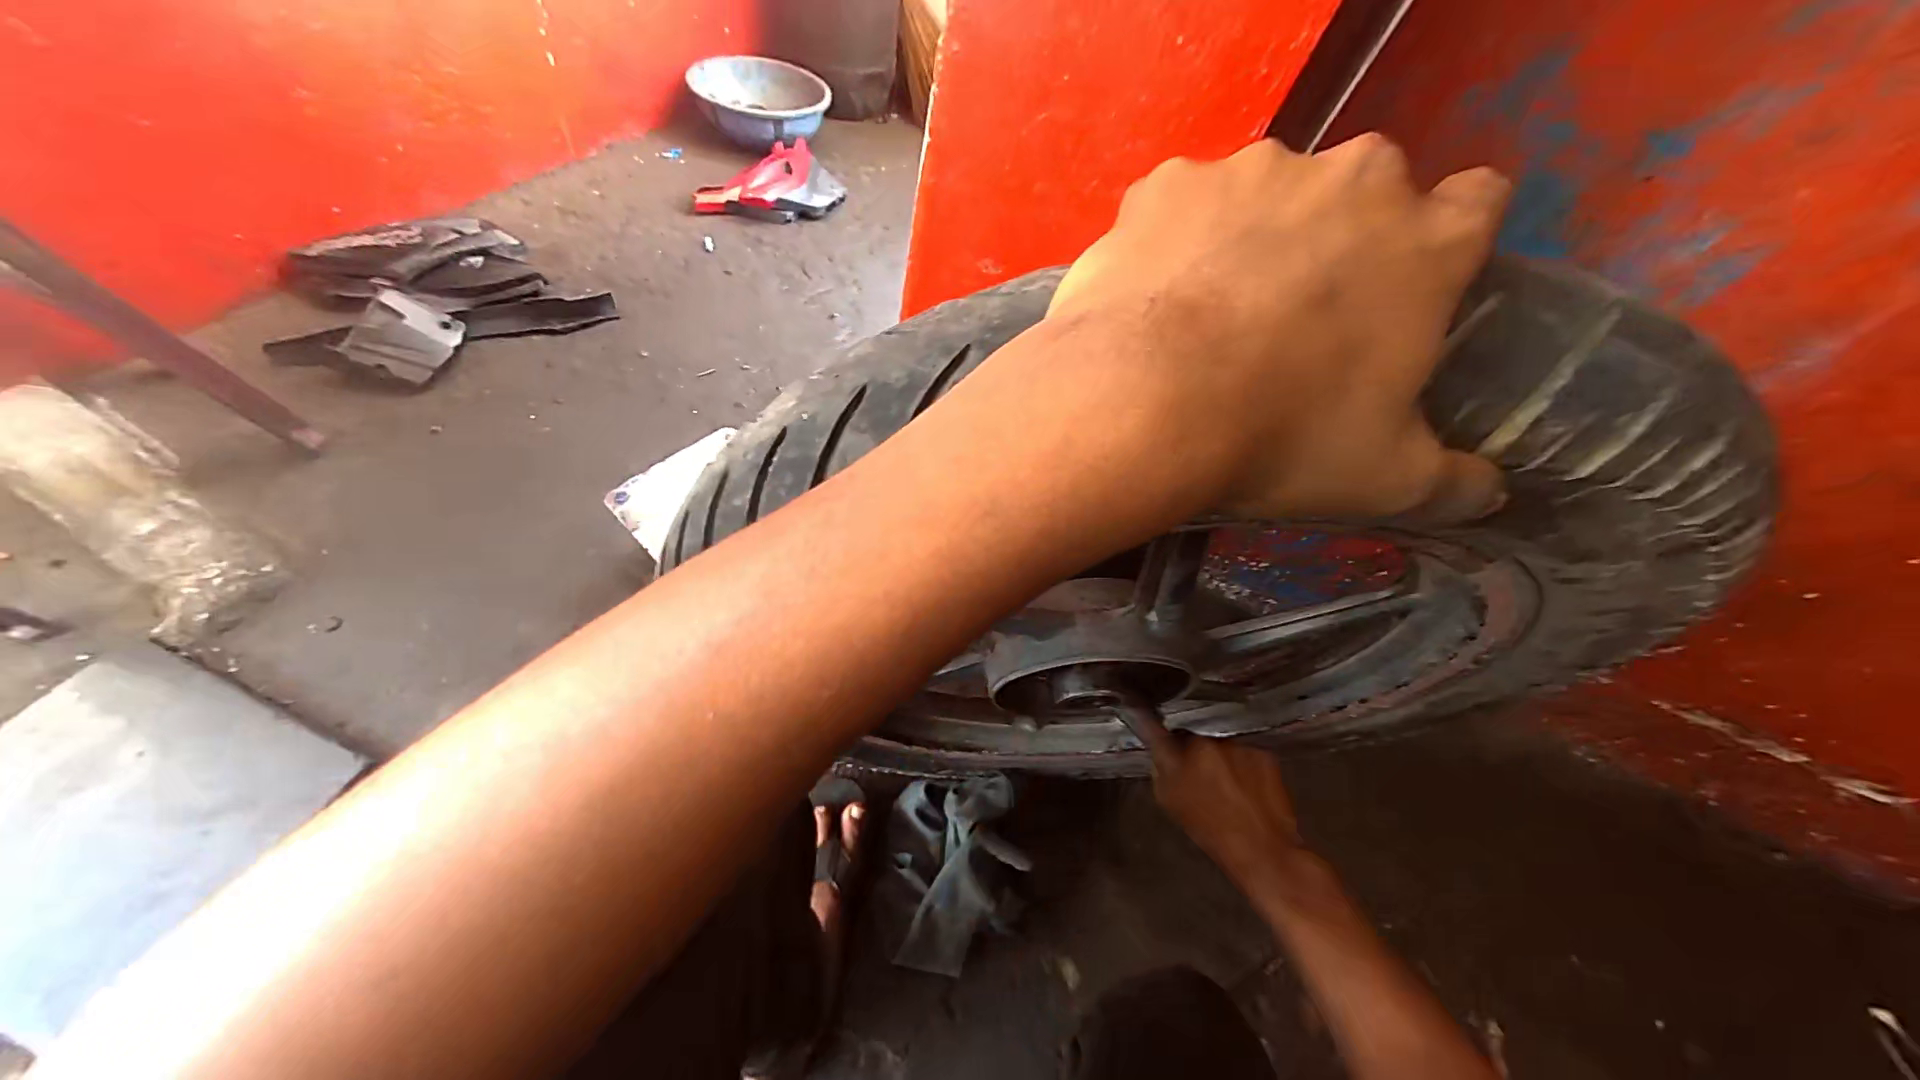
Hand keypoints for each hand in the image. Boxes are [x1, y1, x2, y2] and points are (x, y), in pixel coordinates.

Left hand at [1046, 134, 1509, 524]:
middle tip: (1288, 318)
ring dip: (1247, 238)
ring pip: (1265, 195)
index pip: (1474, 207)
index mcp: (1426, 242)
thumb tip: (1488, 492)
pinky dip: (1171, 240)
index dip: (1444, 246)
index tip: (1405, 290)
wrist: (1141, 408)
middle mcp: (1350, 181)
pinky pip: (1179, 205)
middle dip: (1337, 244)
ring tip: (1202, 315)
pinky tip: (1149, 296)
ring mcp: (1251, 172)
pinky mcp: (1166, 185)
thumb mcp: (1382, 482)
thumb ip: (1449, 483)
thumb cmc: (1277, 442)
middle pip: (1361, 196)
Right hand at [1129, 708, 1309, 892]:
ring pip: (1220, 742)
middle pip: (1191, 736)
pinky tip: (1249, 785)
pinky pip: (1245, 750)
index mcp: (1175, 757)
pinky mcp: (1262, 750)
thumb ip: (1161, 771)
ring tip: (1229, 784)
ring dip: (1220, 756)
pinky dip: (1244, 763)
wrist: (1263, 850)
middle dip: (1192, 749)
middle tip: (1200, 773)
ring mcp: (1235, 744)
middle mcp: (1203, 742)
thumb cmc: (1210, 832)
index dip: (1143, 716)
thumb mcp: (1171, 803)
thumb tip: (1162, 753)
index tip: (1136, 704)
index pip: (1152, 727)